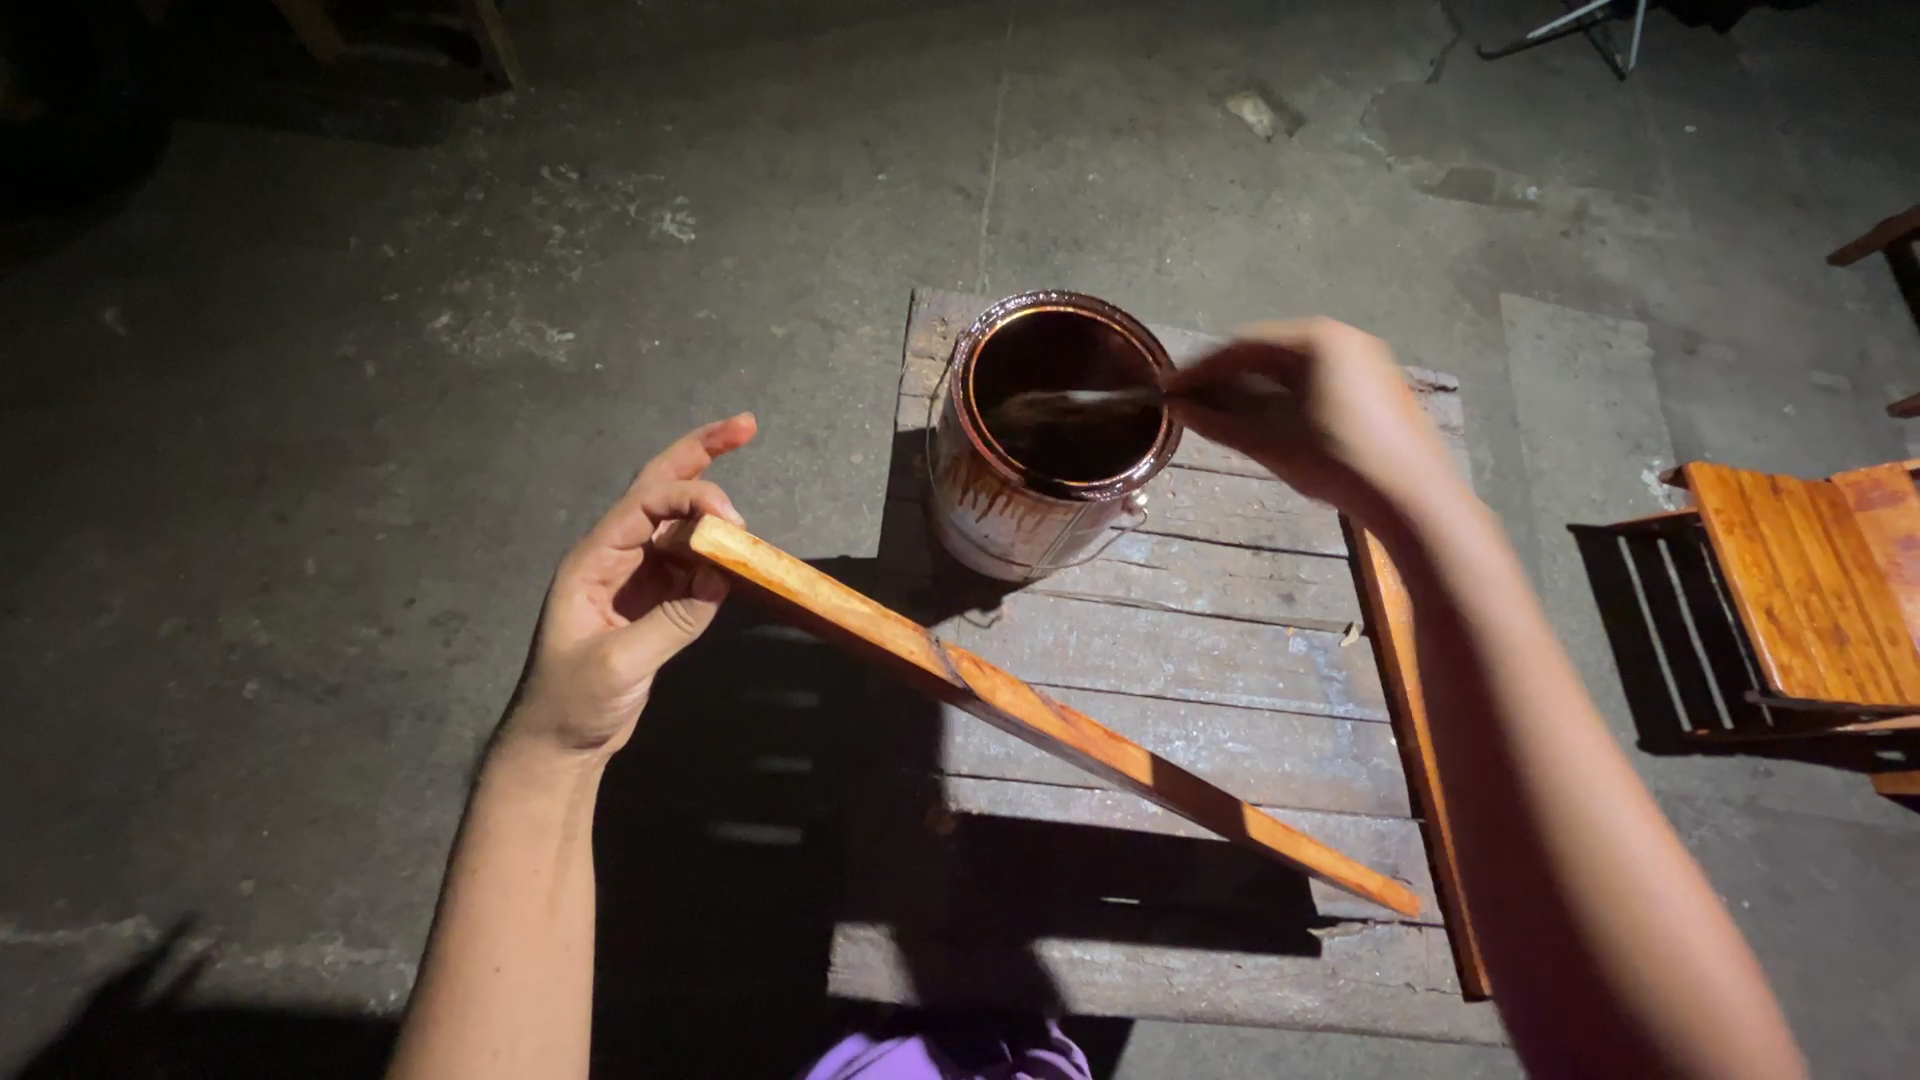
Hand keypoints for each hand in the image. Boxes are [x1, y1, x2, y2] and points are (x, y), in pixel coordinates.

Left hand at [503, 414, 757, 758]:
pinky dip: (718, 560)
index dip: (694, 497)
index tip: (735, 520)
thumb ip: (673, 619)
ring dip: (715, 519)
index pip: (647, 504)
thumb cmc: (572, 702)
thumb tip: (723, 577)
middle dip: (700, 454)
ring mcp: (639, 578)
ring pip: (682, 528)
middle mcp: (617, 556)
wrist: (559, 742)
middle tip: (745, 425)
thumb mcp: (618, 664)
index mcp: (595, 559)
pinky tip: (737, 563)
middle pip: (660, 490)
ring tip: (746, 526)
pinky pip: (695, 567)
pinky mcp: (657, 603)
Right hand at [1165, 318, 1463, 527]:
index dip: (1200, 370)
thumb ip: (1216, 421)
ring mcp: (1362, 359)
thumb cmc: (1333, 460)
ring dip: (1253, 389)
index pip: (1241, 346)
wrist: (1409, 495)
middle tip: (1192, 403)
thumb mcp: (1266, 441)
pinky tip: (1265, 421)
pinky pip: (1313, 381)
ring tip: (1222, 415)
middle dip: (1226, 378)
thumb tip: (1179, 407)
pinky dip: (1282, 397)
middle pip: (1266, 353)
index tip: (1169, 390)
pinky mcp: (1373, 385)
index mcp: (1313, 340)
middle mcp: (1340, 337)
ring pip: (1290, 368)